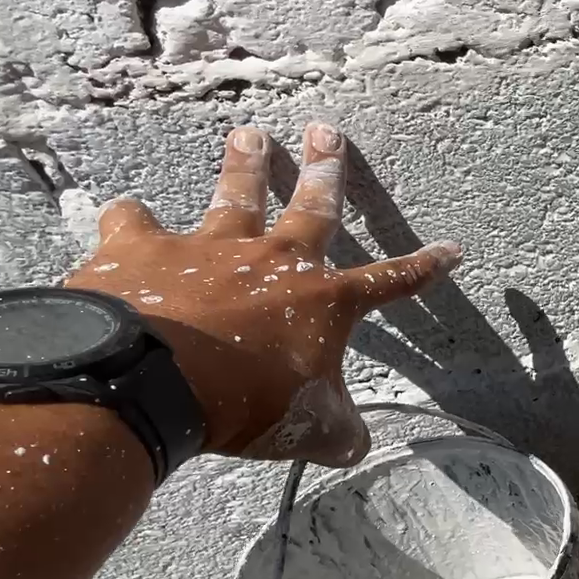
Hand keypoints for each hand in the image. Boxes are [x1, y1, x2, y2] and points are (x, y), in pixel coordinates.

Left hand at [64, 122, 460, 465]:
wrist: (145, 382)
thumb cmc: (245, 403)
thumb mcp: (310, 429)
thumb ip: (339, 432)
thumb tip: (356, 447)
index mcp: (326, 301)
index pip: (394, 281)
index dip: (426, 267)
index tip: (451, 250)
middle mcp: (276, 261)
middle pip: (313, 207)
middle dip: (327, 170)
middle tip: (327, 131)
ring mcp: (209, 249)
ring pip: (234, 195)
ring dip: (245, 165)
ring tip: (249, 134)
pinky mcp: (142, 250)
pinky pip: (135, 225)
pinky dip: (132, 220)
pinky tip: (126, 212)